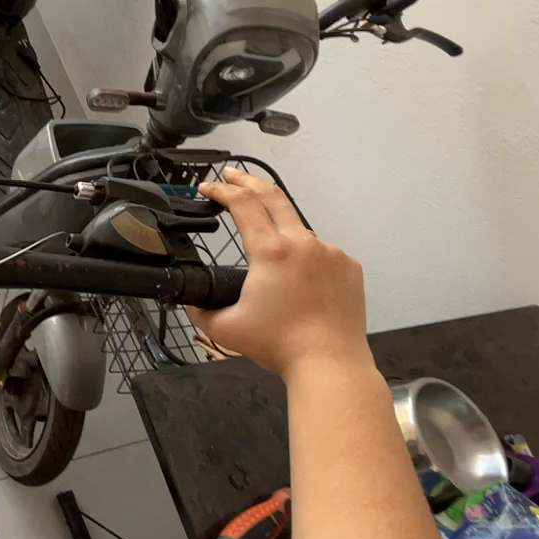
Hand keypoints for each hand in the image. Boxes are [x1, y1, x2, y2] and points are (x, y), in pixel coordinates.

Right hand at [187, 168, 369, 378]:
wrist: (329, 363)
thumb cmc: (277, 344)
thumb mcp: (224, 328)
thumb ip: (200, 310)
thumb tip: (191, 302)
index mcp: (270, 252)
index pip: (243, 205)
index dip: (221, 191)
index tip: (207, 187)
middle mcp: (302, 244)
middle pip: (273, 197)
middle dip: (248, 182)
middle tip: (231, 176)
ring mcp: (330, 253)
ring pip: (297, 229)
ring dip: (277, 228)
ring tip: (263, 247)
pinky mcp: (348, 267)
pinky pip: (320, 251)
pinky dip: (303, 256)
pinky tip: (296, 278)